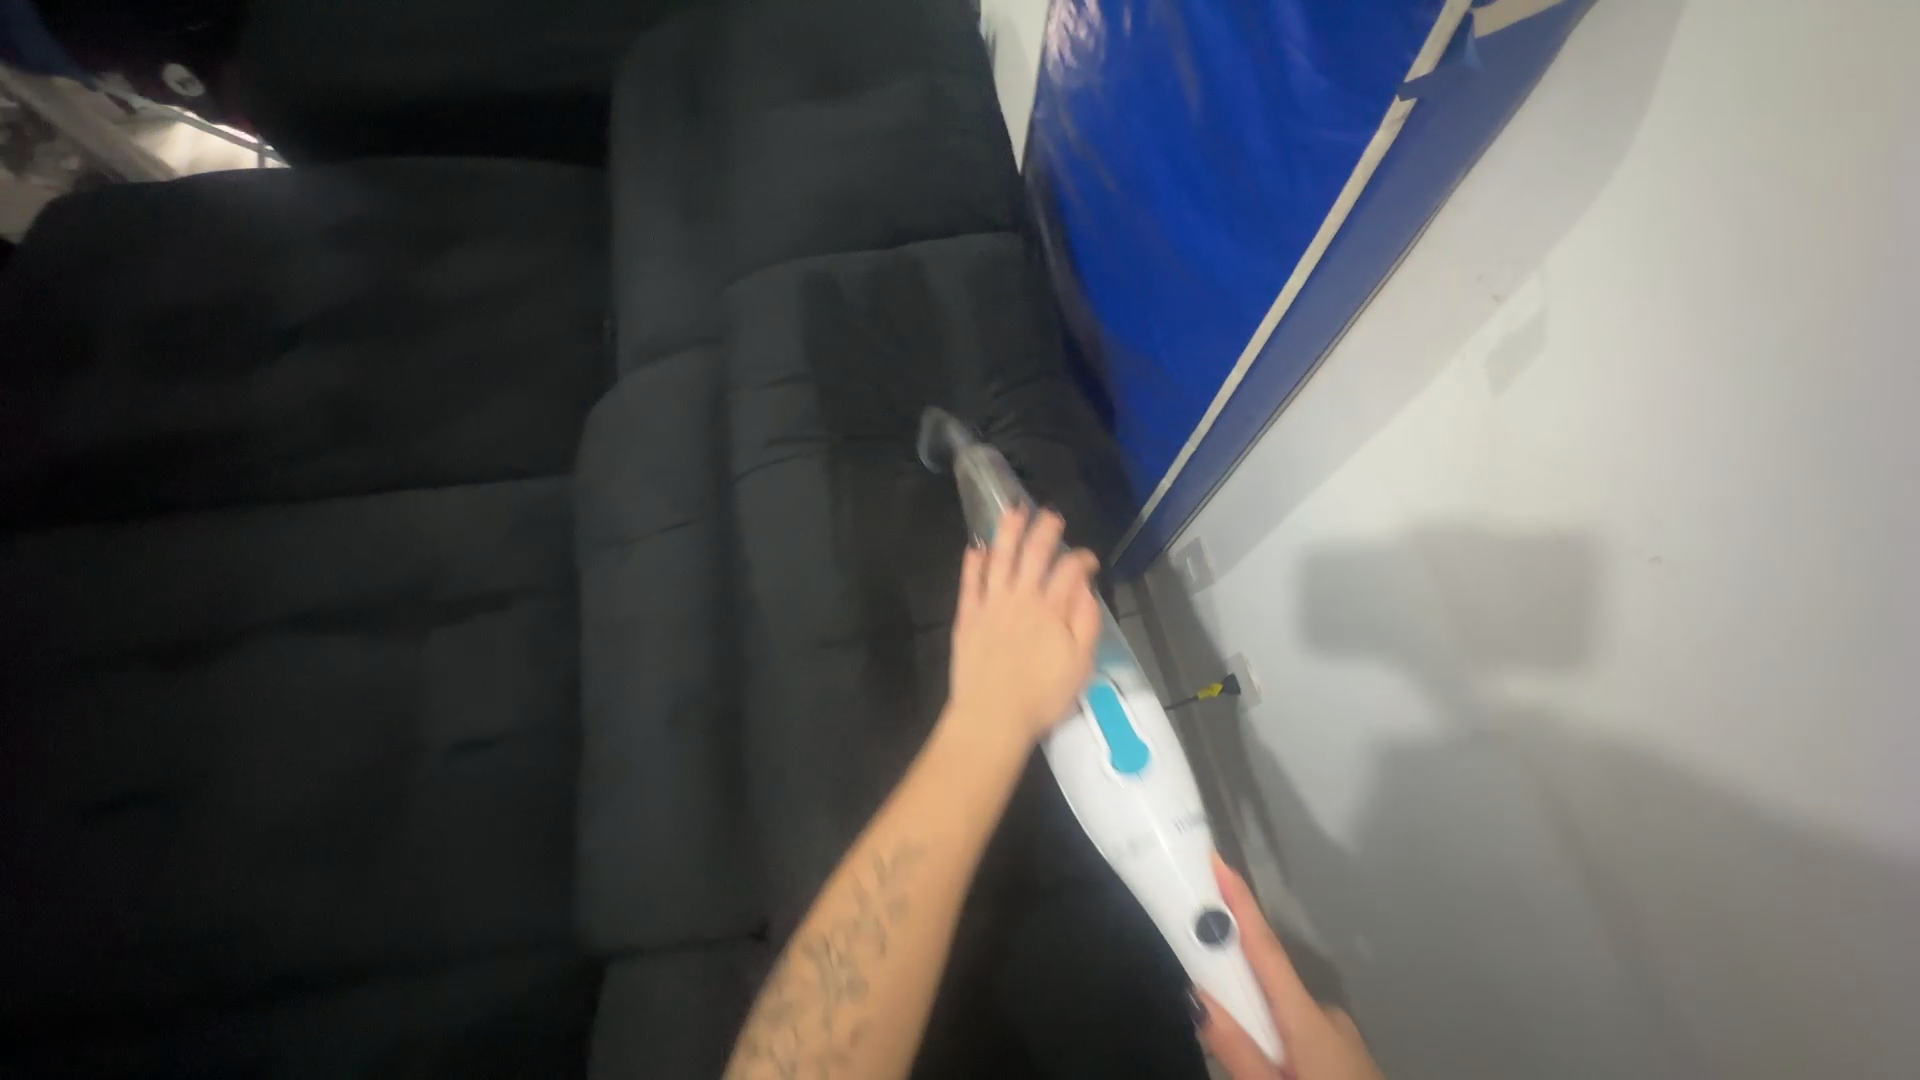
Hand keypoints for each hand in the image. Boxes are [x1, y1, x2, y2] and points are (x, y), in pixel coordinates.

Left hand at [945, 506, 1102, 747]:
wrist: (992, 716)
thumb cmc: (1042, 695)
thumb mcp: (1081, 663)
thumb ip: (1086, 621)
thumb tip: (1086, 587)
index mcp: (1052, 609)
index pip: (1070, 571)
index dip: (1082, 559)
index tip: (1089, 559)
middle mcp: (1021, 598)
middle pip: (1035, 554)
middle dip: (1045, 531)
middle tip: (1051, 515)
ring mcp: (990, 604)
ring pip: (1000, 558)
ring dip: (1008, 532)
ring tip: (1013, 511)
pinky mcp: (967, 616)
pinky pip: (970, 582)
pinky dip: (973, 563)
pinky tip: (976, 548)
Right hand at [1198, 855, 1384, 1079]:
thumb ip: (1236, 1050)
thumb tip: (1195, 994)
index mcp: (1309, 1021)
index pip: (1265, 948)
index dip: (1240, 903)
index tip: (1217, 859)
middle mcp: (1327, 1017)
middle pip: (1266, 979)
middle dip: (1229, 972)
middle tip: (1193, 973)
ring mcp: (1341, 1038)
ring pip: (1280, 1011)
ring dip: (1250, 1014)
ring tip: (1232, 1049)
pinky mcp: (1346, 1058)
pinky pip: (1296, 1030)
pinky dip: (1271, 1033)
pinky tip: (1264, 1065)